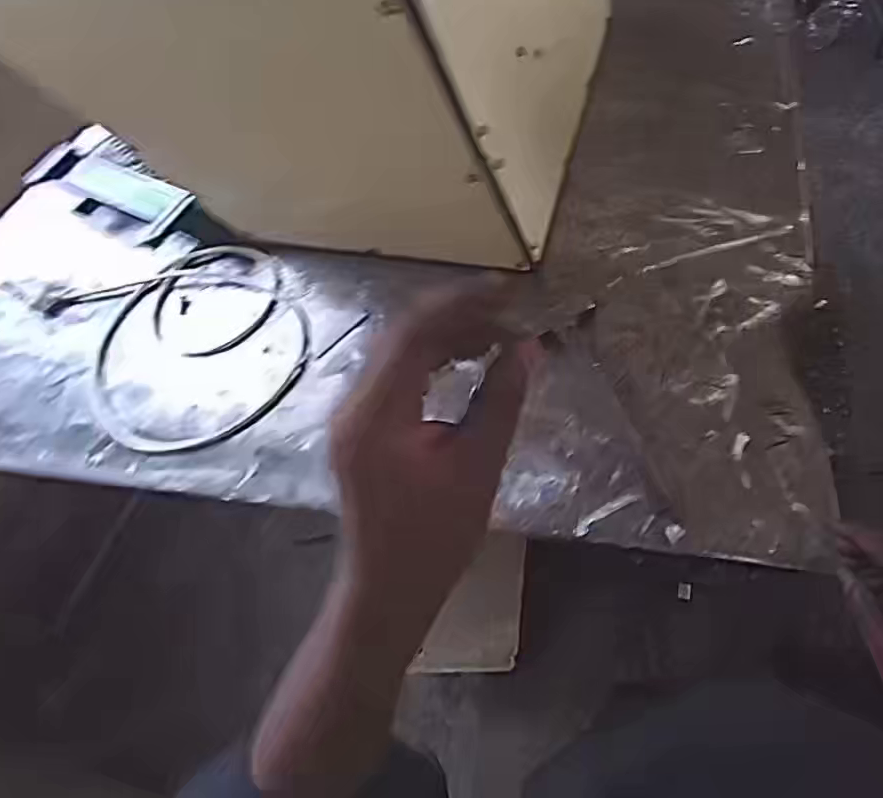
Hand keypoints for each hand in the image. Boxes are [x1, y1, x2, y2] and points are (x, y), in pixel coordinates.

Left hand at [329, 278, 537, 626]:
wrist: (386, 592)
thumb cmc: (434, 539)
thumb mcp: (478, 466)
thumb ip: (502, 399)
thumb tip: (528, 347)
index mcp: (376, 413)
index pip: (413, 332)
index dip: (460, 302)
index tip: (504, 289)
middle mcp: (355, 404)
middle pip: (404, 335)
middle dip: (458, 315)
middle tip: (509, 310)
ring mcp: (354, 413)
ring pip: (400, 351)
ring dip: (447, 335)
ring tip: (497, 330)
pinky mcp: (363, 423)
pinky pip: (398, 372)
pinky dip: (434, 358)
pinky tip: (468, 357)